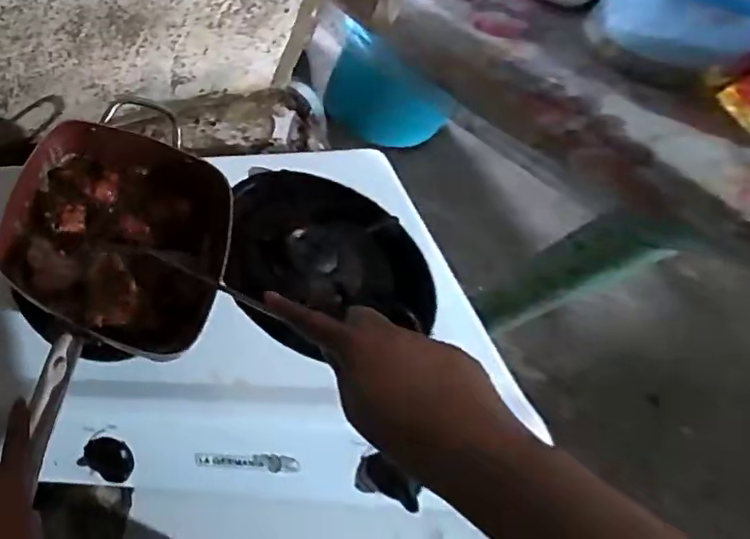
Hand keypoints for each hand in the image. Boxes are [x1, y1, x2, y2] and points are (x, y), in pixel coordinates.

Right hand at [263, 292, 534, 477]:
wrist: (479, 453)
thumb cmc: (407, 436)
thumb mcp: (359, 411)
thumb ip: (346, 378)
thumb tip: (349, 365)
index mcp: (355, 346)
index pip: (313, 323)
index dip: (289, 311)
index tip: (270, 296)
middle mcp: (387, 333)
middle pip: (361, 320)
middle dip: (357, 334)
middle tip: (362, 366)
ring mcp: (424, 342)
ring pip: (398, 342)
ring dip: (396, 360)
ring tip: (411, 401)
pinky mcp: (457, 356)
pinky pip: (432, 358)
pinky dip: (429, 375)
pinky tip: (441, 405)